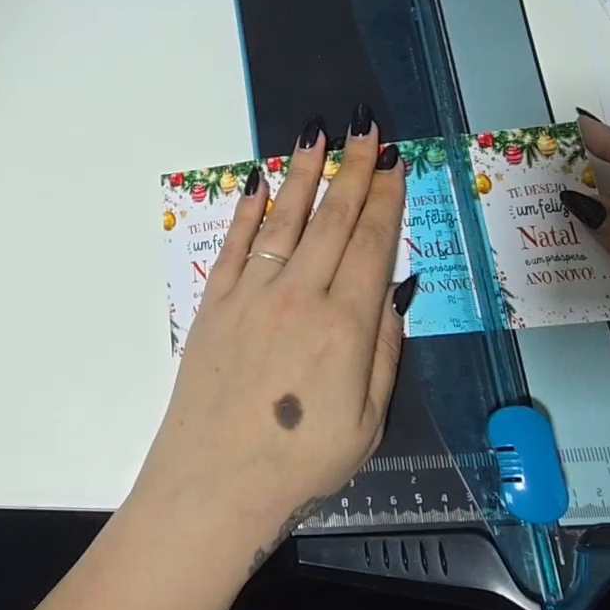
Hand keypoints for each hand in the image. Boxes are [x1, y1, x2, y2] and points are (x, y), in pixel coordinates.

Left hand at [134, 107, 413, 568]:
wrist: (214, 482)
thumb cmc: (299, 462)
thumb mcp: (367, 421)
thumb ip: (384, 348)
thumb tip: (396, 287)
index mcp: (344, 325)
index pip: (371, 245)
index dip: (386, 199)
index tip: (395, 162)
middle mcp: (298, 296)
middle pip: (332, 220)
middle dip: (353, 169)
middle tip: (363, 127)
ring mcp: (251, 293)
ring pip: (283, 220)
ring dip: (302, 173)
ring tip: (315, 134)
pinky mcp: (214, 302)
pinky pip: (234, 244)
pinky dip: (248, 210)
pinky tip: (259, 181)